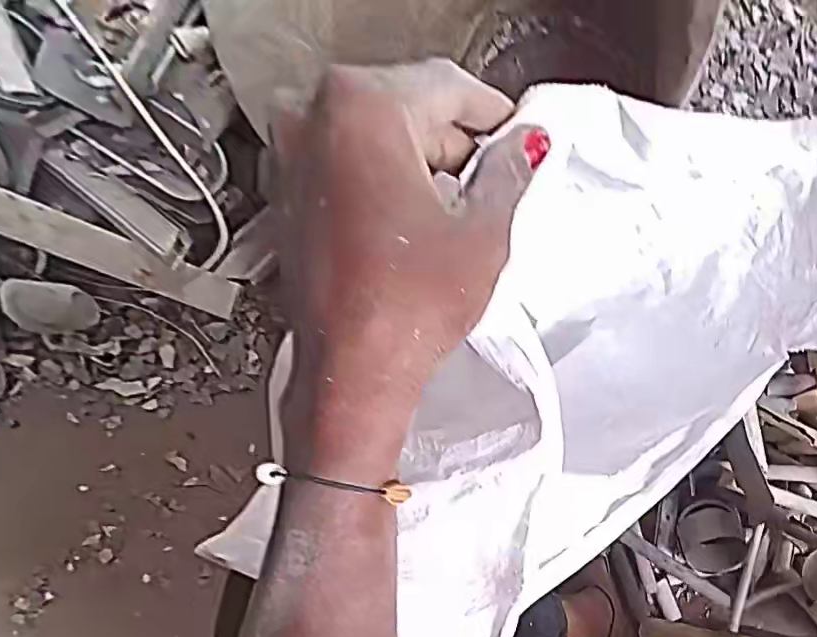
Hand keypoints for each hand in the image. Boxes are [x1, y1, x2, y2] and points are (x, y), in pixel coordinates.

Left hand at [271, 59, 546, 473]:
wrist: (354, 370)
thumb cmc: (403, 310)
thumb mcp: (483, 235)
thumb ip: (509, 174)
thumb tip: (523, 147)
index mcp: (362, 108)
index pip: (447, 85)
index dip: (494, 112)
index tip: (517, 131)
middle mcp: (314, 119)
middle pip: (408, 107)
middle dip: (457, 143)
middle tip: (497, 179)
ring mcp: (295, 159)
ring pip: (378, 139)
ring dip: (424, 166)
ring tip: (460, 215)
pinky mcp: (292, 199)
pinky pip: (352, 170)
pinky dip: (389, 186)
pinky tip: (419, 230)